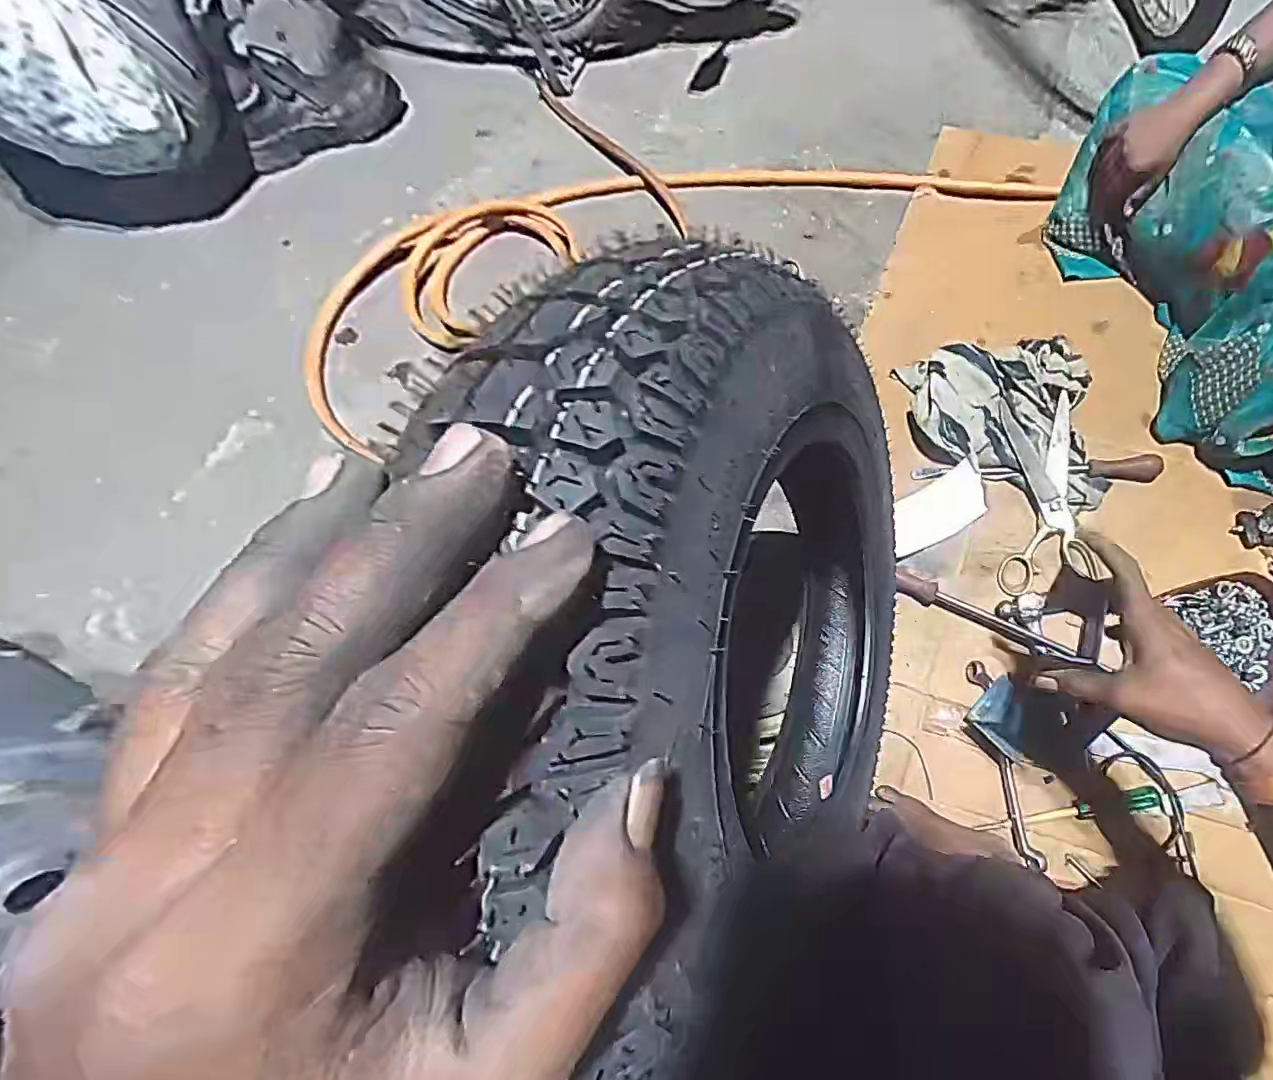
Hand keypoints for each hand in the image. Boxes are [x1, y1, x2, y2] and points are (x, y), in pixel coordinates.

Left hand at [2, 425, 666, 1079]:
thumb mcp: (506, 1070)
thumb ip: (596, 936)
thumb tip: (642, 787)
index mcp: (248, 948)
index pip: (390, 729)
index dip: (489, 619)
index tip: (569, 542)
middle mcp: (139, 885)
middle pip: (287, 662)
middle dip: (403, 542)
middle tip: (486, 458)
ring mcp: (94, 860)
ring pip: (208, 654)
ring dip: (315, 541)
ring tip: (392, 465)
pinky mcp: (100, 844)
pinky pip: (171, 683)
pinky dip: (241, 589)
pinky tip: (294, 533)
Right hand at [1028, 534, 1272, 764]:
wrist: (1233, 725)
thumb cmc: (1180, 702)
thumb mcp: (1123, 696)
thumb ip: (1081, 684)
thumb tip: (1043, 677)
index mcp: (1146, 618)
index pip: (1124, 570)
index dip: (1103, 548)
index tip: (1084, 533)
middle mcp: (1161, 618)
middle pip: (1126, 587)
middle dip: (1097, 580)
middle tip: (1071, 583)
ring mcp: (1174, 633)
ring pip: (1136, 608)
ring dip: (1110, 606)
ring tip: (1085, 614)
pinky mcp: (1180, 650)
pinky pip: (1145, 626)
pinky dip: (1123, 626)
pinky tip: (1113, 647)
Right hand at [1089, 99, 1200, 249]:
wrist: (1179, 113)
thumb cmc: (1173, 147)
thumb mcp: (1159, 176)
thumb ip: (1140, 196)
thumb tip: (1125, 214)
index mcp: (1133, 168)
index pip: (1111, 194)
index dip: (1103, 208)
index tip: (1101, 218)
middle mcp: (1122, 154)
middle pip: (1102, 181)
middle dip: (1097, 197)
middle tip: (1095, 208)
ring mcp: (1118, 139)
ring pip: (1098, 165)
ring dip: (1094, 181)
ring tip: (1093, 192)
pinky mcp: (1117, 127)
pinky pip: (1101, 146)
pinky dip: (1096, 158)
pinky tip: (1095, 167)